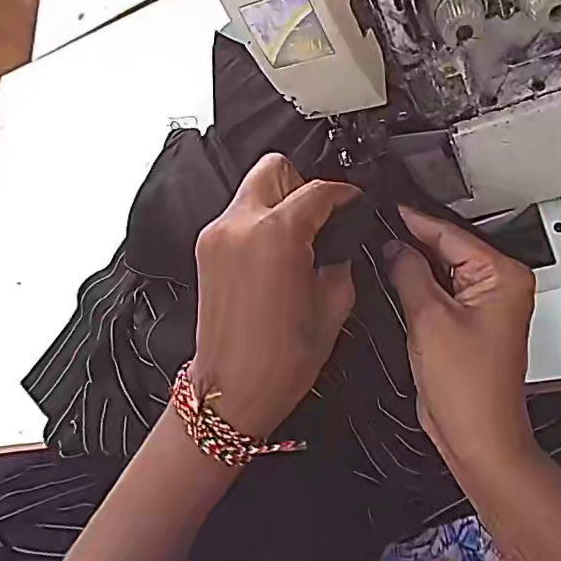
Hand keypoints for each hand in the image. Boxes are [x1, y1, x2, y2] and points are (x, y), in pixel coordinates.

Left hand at [192, 154, 359, 439]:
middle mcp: (240, 227)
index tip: (353, 202)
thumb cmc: (278, 362)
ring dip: (281, 202)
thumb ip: (340, 259)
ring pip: (254, 188)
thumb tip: (339, 241)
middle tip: (322, 215)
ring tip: (300, 237)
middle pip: (276, 168)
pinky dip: (262, 221)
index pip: (318, 189)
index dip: (344, 194)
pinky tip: (278, 253)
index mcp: (276, 236)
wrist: (231, 392)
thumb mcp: (334, 305)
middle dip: (304, 184)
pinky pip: (240, 215)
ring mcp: (217, 237)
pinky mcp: (206, 250)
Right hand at [382, 205, 537, 465]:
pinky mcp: (473, 323)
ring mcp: (488, 305)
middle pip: (450, 250)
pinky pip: (444, 293)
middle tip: (377, 229)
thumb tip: (395, 247)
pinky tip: (399, 282)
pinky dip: (421, 288)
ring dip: (416, 266)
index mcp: (504, 276)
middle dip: (413, 242)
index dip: (414, 221)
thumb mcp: (430, 319)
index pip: (452, 234)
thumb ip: (409, 273)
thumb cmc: (471, 391)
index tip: (389, 209)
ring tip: (383, 252)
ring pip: (444, 271)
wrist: (478, 437)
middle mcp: (502, 287)